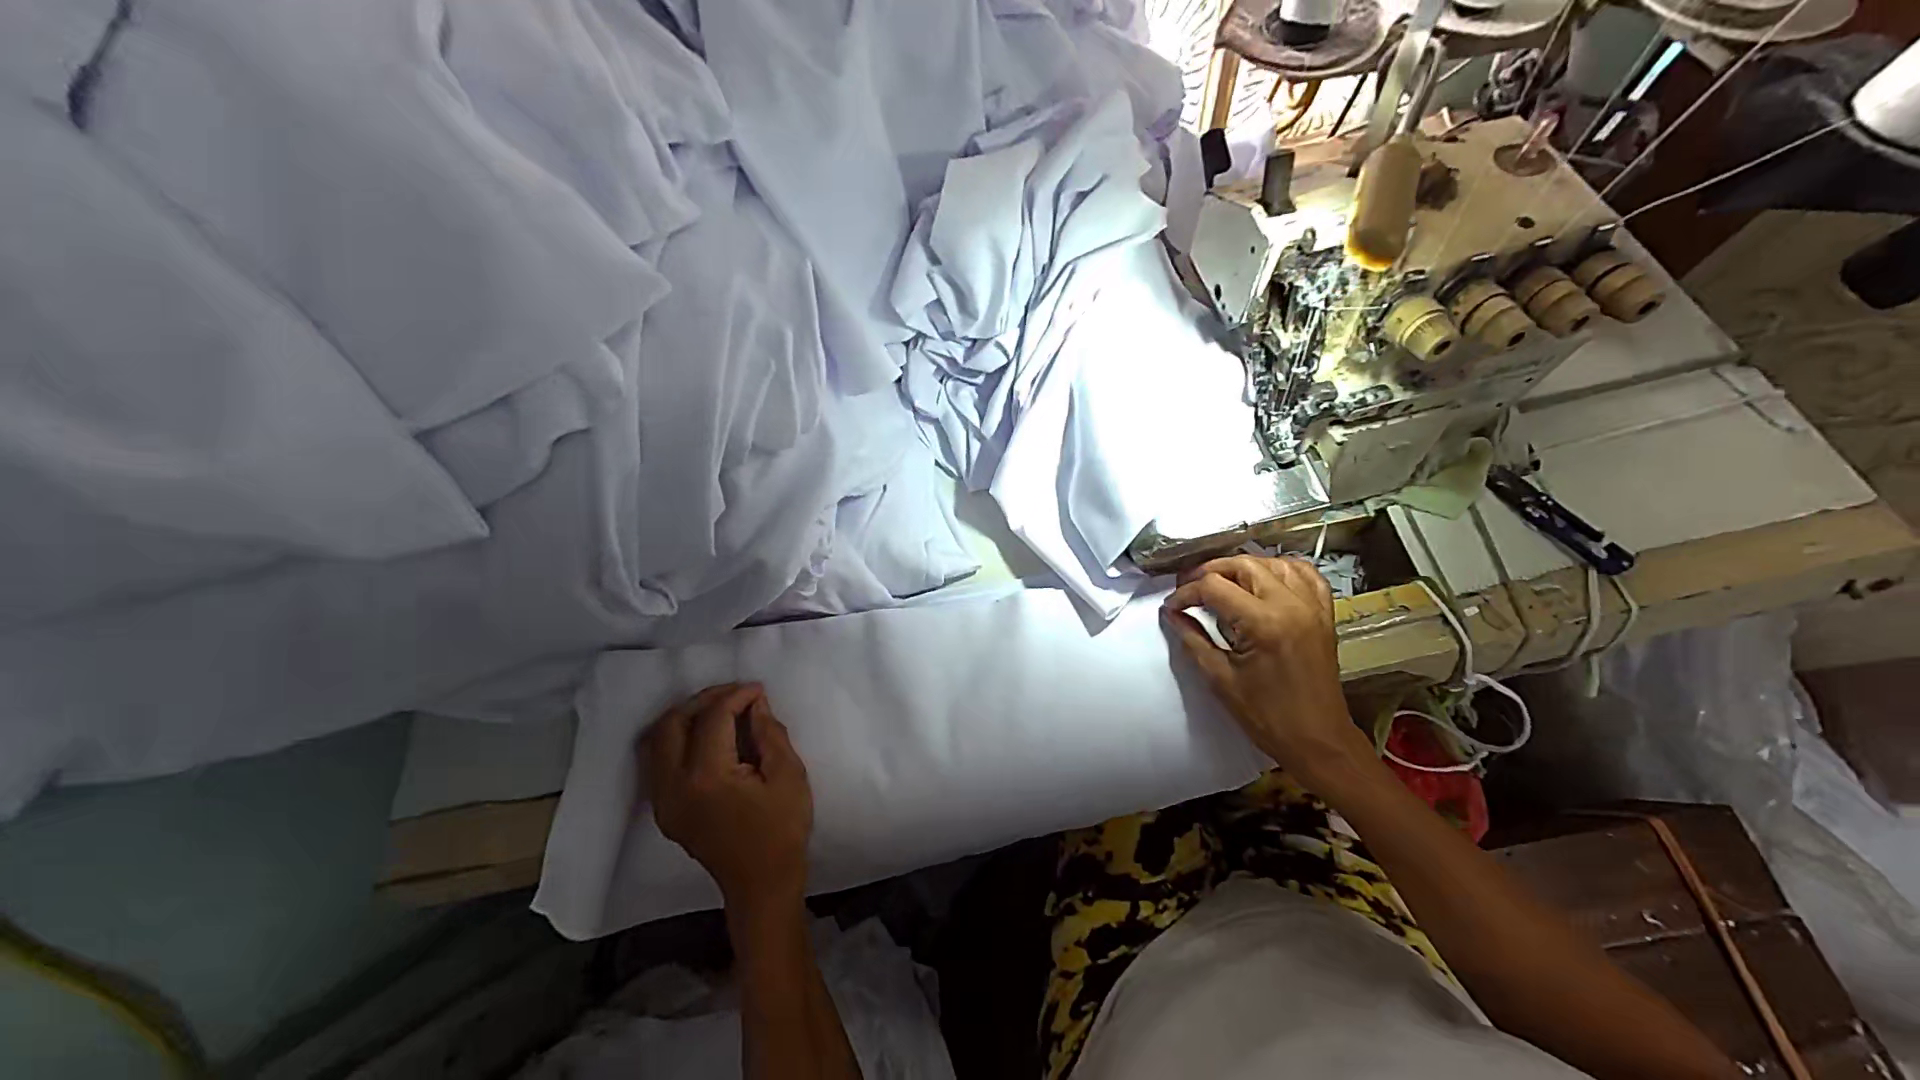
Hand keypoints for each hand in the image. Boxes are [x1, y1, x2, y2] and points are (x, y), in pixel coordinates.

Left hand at [643, 683, 812, 909]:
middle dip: (705, 699)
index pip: (713, 719)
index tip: (758, 690)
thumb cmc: (782, 830)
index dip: (736, 696)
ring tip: (719, 709)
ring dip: (686, 716)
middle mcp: (674, 786)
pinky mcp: (664, 809)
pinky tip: (705, 735)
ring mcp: (663, 800)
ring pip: (657, 740)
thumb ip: (769, 733)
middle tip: (736, 693)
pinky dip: (677, 738)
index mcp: (706, 778)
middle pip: (673, 723)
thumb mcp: (789, 775)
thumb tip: (754, 704)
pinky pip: (657, 760)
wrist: (761, 883)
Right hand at [1160, 555, 1374, 785]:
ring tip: (1222, 583)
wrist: (1318, 740)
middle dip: (1209, 572)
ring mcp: (1312, 607)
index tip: (1172, 607)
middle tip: (1190, 590)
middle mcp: (1290, 605)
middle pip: (1242, 564)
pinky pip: (1306, 574)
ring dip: (1243, 567)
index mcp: (1263, 623)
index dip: (1186, 593)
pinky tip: (1264, 579)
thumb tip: (1173, 614)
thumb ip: (1193, 639)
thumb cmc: (1267, 716)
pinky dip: (1282, 569)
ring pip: (1273, 562)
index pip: (1213, 587)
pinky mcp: (1324, 614)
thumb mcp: (1220, 678)